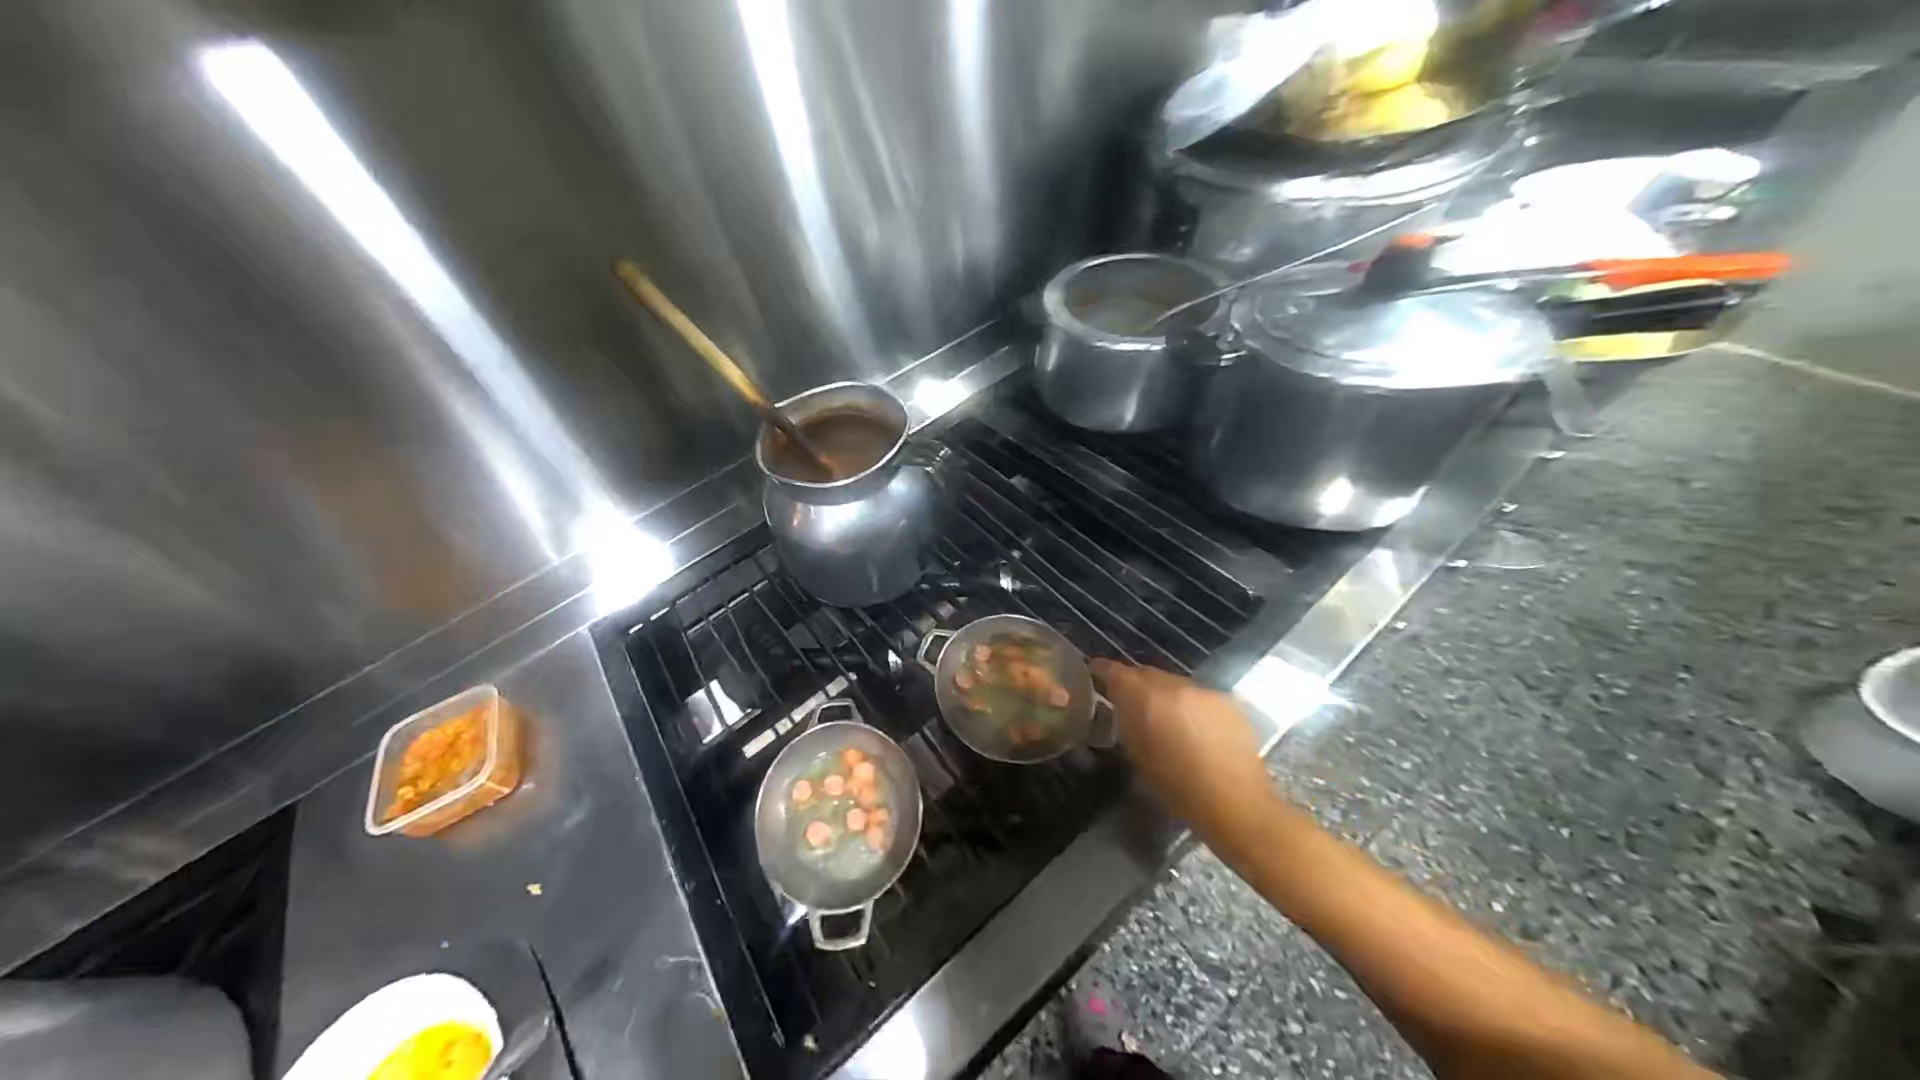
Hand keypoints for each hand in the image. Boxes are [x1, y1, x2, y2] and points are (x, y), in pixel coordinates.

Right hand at [1091, 660, 1276, 835]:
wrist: (1234, 801)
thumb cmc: (1176, 787)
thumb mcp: (1137, 754)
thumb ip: (1127, 721)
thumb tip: (1122, 706)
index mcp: (1145, 697)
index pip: (1115, 671)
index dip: (1102, 671)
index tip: (1094, 674)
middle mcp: (1174, 685)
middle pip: (1146, 673)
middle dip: (1135, 683)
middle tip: (1130, 701)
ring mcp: (1204, 690)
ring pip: (1174, 683)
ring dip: (1164, 694)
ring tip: (1165, 717)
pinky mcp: (1227, 701)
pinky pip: (1199, 695)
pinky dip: (1190, 705)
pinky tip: (1194, 728)